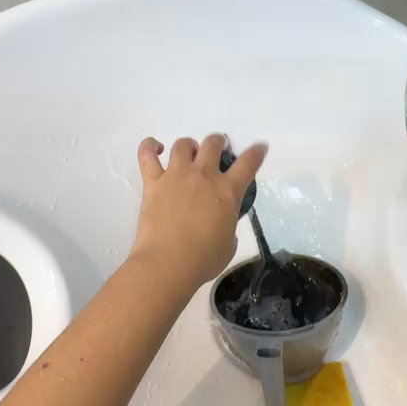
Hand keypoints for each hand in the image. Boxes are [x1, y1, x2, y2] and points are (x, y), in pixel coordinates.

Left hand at [129, 134, 265, 292]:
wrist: (168, 262)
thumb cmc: (203, 259)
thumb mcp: (229, 243)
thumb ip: (227, 225)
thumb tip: (220, 222)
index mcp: (227, 191)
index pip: (248, 163)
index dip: (256, 153)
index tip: (259, 147)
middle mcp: (203, 175)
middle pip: (213, 143)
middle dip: (217, 142)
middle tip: (217, 150)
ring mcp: (176, 175)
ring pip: (183, 144)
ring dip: (189, 145)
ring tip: (189, 153)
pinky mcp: (153, 182)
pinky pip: (147, 155)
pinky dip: (150, 146)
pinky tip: (155, 148)